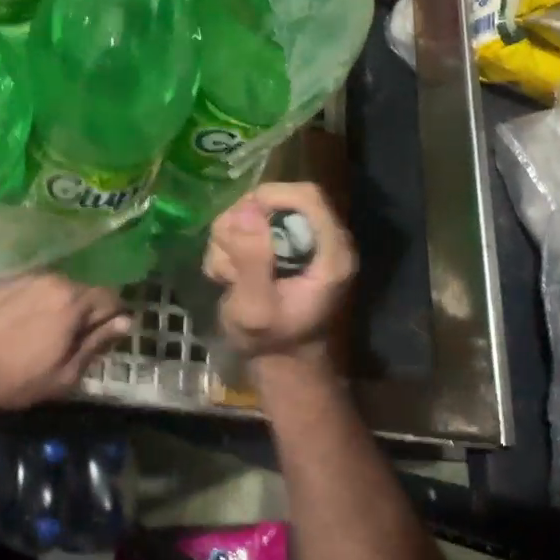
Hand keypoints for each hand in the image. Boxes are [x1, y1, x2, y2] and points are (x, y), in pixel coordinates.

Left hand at [0, 273, 131, 416]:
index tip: (104, 341)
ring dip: (57, 309)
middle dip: (84, 314)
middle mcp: (51, 280)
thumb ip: (97, 344)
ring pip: (54, 290)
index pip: (111, 297)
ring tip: (40, 338)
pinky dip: (30, 306)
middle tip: (70, 345)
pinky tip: (14, 330)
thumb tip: (125, 323)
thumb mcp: (63, 374)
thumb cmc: (12, 379)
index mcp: (72, 300)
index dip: (113, 319)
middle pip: (82, 292)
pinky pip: (27, 291)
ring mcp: (22, 278)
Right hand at [204, 182, 355, 369]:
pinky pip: (249, 226)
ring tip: (228, 275)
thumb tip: (246, 210)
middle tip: (227, 258)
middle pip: (276, 199)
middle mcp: (321, 239)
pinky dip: (231, 244)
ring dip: (230, 238)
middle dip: (240, 224)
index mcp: (332, 252)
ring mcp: (300, 241)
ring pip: (256, 211)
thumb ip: (252, 260)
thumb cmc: (271, 342)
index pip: (307, 197)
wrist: (279, 363)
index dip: (270, 198)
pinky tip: (230, 274)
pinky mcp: (282, 245)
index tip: (238, 224)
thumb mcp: (255, 309)